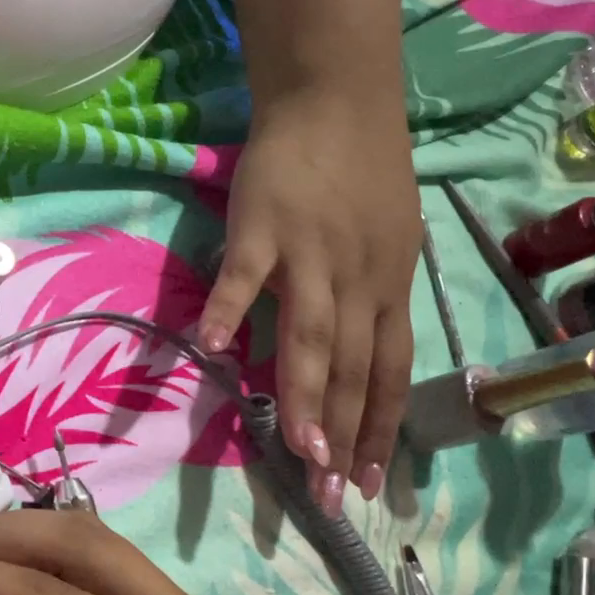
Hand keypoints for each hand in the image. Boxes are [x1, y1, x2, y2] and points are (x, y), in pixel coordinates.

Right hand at [198, 87, 419, 511]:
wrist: (338, 99)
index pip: (388, 372)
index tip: (366, 484)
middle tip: (330, 494)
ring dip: (306, 394)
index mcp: (387, 286)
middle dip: (344, 435)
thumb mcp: (385, 239)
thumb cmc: (359, 170)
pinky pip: (244, 274)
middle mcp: (358, 280)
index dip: (378, 430)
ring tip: (297, 448)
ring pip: (311, 334)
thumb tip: (347, 354)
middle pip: (353, 368)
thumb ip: (366, 296)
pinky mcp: (263, 225)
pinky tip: (207, 346)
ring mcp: (310, 253)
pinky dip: (227, 308)